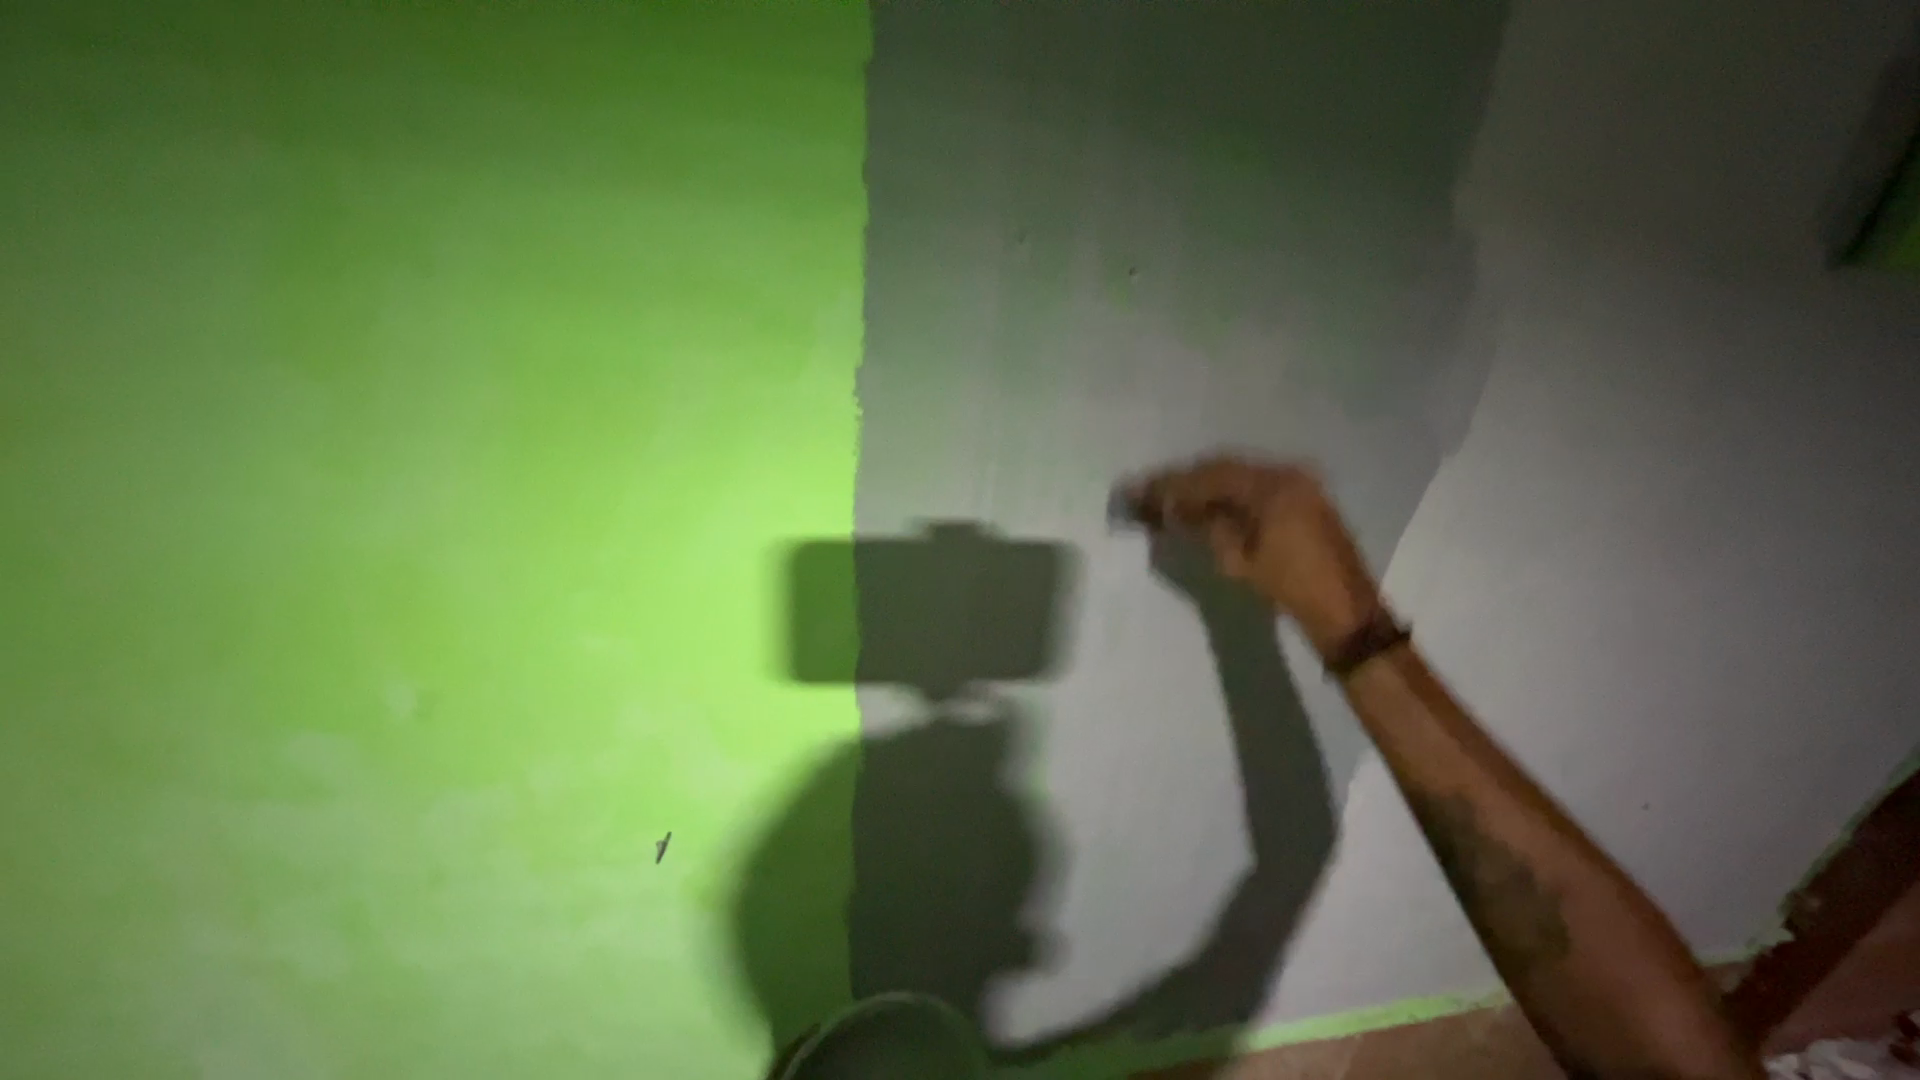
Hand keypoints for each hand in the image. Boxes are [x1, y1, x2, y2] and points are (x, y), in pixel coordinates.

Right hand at [1124, 455, 1383, 658]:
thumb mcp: (1238, 560)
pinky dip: (1228, 492)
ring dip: (1205, 485)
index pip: (1208, 476)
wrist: (1344, 609)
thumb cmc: (1290, 586)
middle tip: (1150, 492)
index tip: (1139, 491)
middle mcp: (1285, 472)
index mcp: (1270, 485)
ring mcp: (1298, 482)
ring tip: (1172, 499)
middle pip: (1223, 468)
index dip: (1170, 485)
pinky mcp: (1303, 496)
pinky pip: (1256, 484)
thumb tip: (1175, 509)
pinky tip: (1206, 504)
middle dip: (1185, 480)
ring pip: (1239, 474)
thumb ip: (1205, 526)